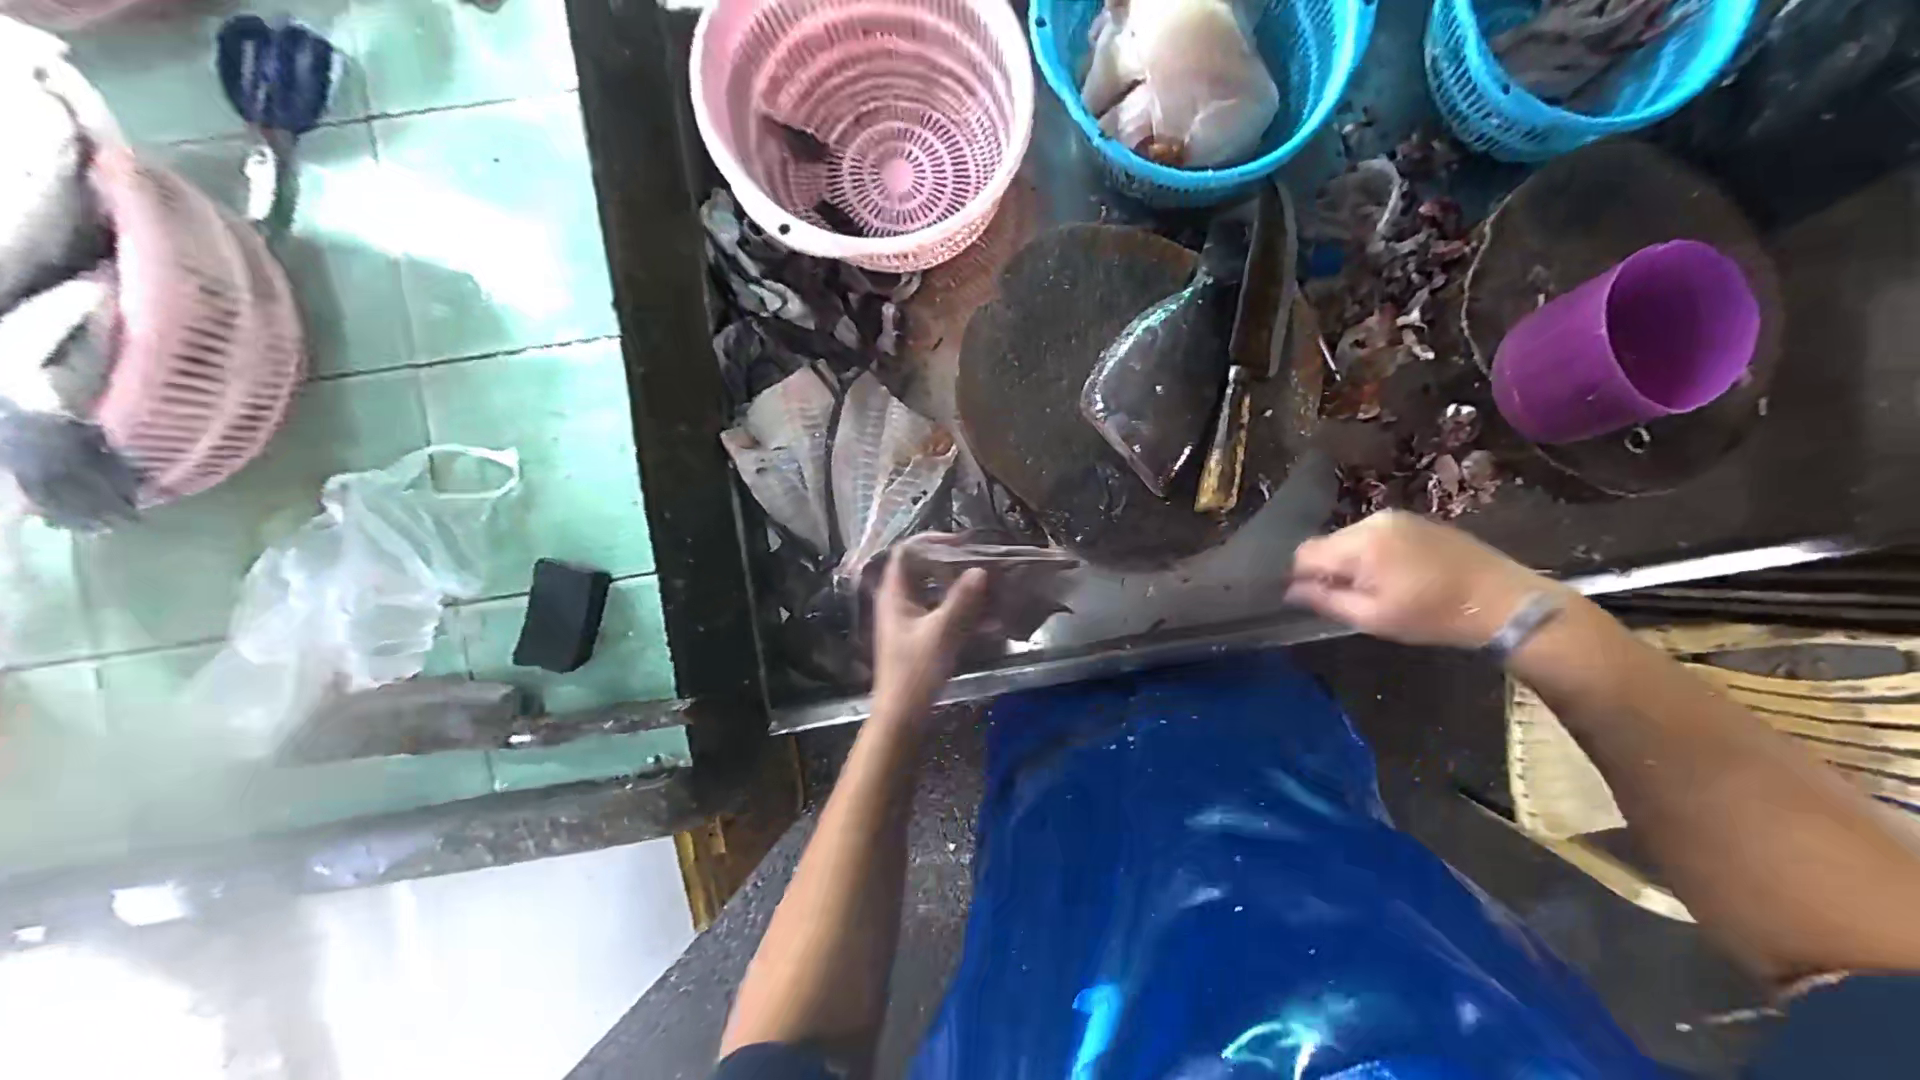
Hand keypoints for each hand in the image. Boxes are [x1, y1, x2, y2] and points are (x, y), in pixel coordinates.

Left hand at [871, 553, 988, 719]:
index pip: (907, 551)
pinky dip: (963, 612)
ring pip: (936, 592)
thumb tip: (980, 570)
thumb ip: (961, 601)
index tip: (962, 543)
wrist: (901, 716)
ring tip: (992, 589)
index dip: (932, 541)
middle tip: (982, 563)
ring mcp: (908, 619)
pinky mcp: (920, 636)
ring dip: (962, 590)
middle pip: (924, 569)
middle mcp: (898, 602)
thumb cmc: (914, 672)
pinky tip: (991, 621)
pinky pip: (942, 613)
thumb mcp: (941, 633)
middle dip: (953, 565)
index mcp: (894, 594)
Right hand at [1284, 510, 1562, 647]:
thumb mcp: (1373, 618)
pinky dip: (1373, 553)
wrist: (1506, 601)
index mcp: (1360, 544)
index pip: (1303, 554)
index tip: (1311, 598)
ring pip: (1349, 539)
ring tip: (1377, 588)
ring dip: (1351, 561)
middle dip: (1327, 569)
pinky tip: (1397, 576)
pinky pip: (1374, 535)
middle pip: (1326, 544)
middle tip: (1348, 598)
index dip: (1300, 577)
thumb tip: (1290, 590)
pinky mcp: (1416, 520)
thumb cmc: (1434, 615)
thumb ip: (1325, 600)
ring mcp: (1397, 518)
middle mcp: (1373, 521)